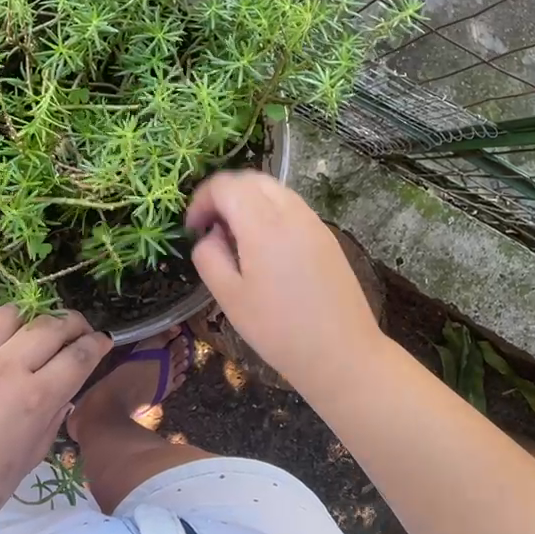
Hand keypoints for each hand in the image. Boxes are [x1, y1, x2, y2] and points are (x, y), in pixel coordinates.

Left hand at [0, 273, 110, 533]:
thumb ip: (47, 425)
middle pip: (49, 328)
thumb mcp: (23, 466)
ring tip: (30, 327)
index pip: (78, 358)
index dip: (97, 345)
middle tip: (78, 330)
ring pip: (6, 317)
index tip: (104, 341)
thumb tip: (62, 397)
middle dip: (71, 324)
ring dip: (25, 318)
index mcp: (34, 399)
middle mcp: (6, 368)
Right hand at [186, 170, 383, 388]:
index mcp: (263, 224)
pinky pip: (291, 206)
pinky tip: (263, 246)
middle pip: (250, 179)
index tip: (192, 229)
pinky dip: (269, 211)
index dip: (201, 200)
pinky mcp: (326, 236)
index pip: (225, 186)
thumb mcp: (229, 298)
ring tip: (235, 236)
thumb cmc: (279, 330)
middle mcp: (291, 212)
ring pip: (273, 189)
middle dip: (223, 194)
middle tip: (210, 227)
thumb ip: (209, 256)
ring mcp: (313, 222)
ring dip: (247, 200)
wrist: (342, 354)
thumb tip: (210, 236)